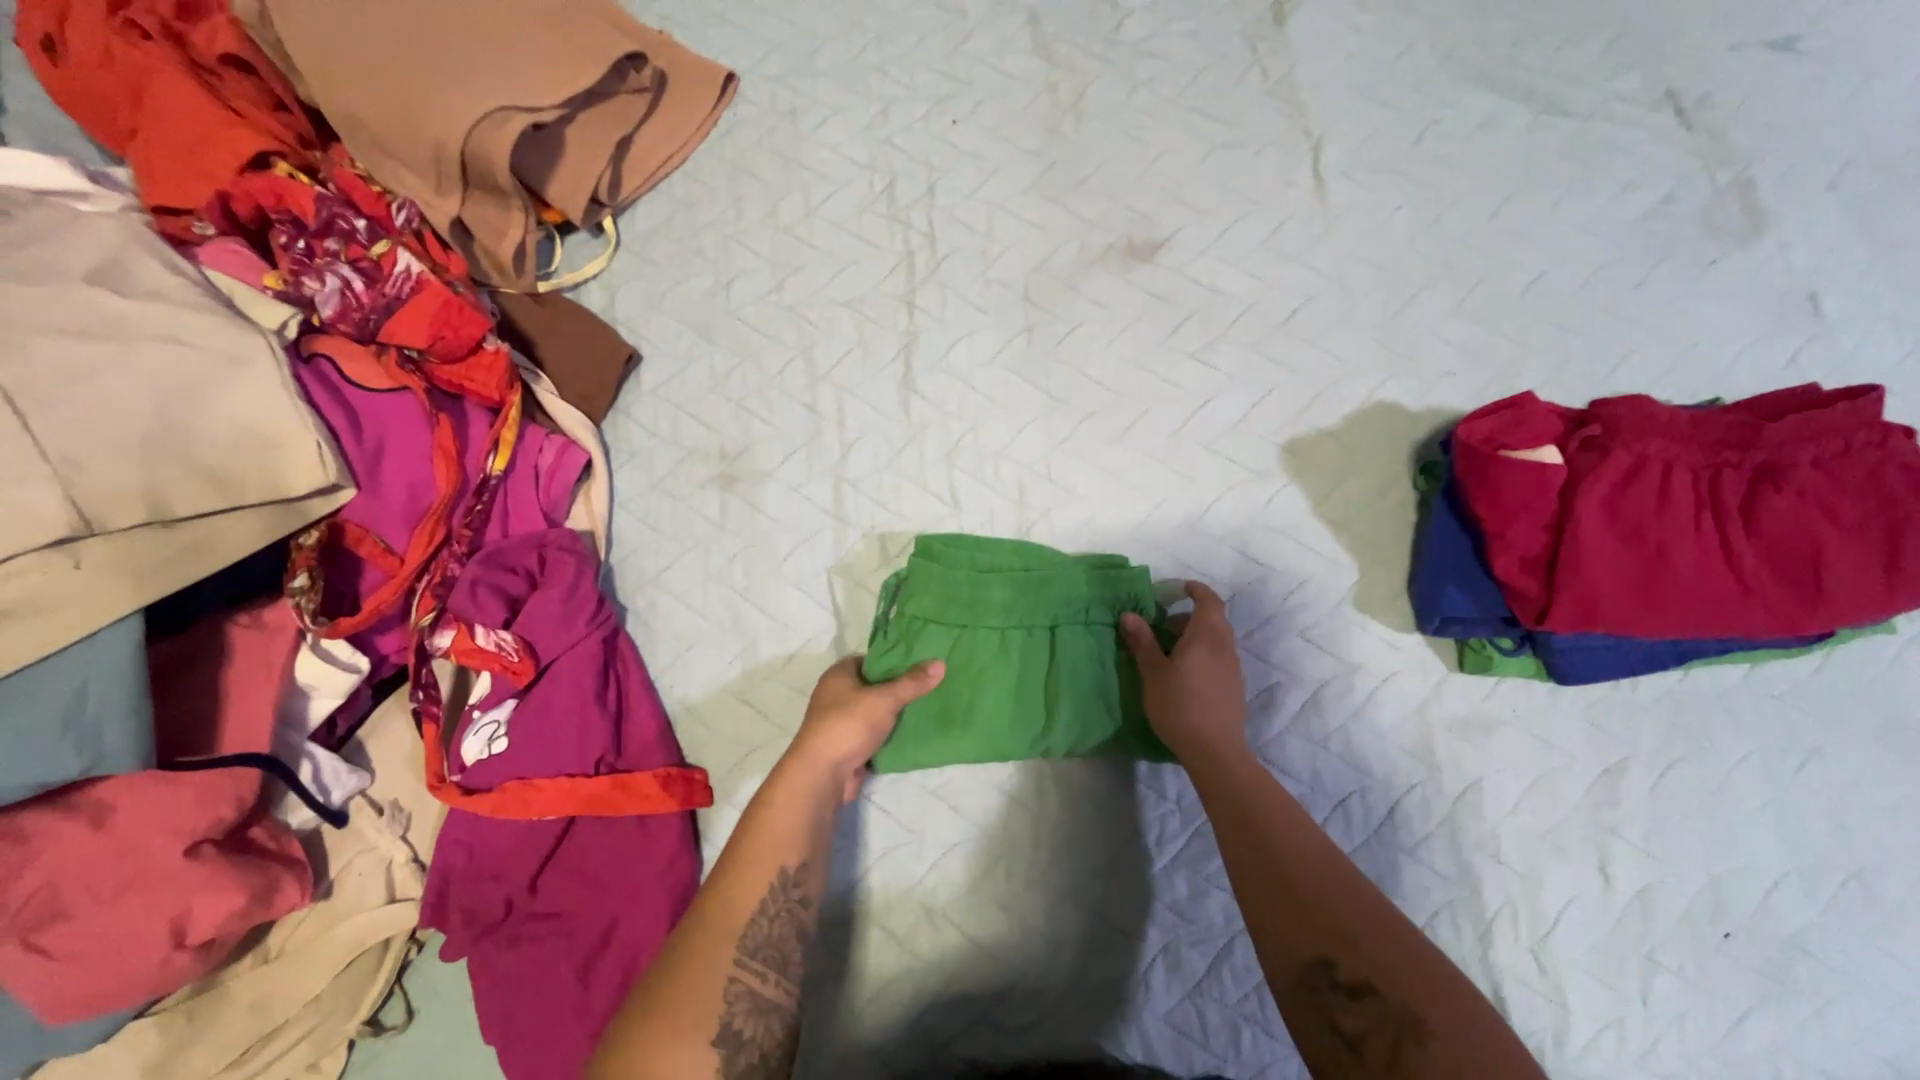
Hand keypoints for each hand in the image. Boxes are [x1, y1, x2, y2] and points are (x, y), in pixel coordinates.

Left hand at [786, 656, 945, 802]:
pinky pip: (874, 735)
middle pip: (874, 686)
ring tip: (928, 706)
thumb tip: (940, 663)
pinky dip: (890, 735)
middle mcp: (837, 695)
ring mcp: (842, 722)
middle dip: (899, 688)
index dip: (894, 661)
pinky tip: (915, 732)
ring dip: (896, 714)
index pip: (870, 660)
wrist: (823, 774)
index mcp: (839, 675)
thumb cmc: (849, 725)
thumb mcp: (885, 699)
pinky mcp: (849, 745)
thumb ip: (912, 683)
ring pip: (876, 712)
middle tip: (930, 686)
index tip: (921, 664)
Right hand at [1120, 581, 1248, 764]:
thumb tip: (1129, 615)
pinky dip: (1203, 654)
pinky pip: (1219, 658)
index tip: (1180, 588)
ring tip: (1169, 652)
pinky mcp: (1234, 687)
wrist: (1215, 750)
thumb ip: (1143, 642)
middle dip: (1190, 616)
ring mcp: (1233, 668)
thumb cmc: (1180, 706)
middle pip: (1213, 620)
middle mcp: (1225, 646)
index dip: (1196, 590)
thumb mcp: (1153, 673)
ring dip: (1196, 637)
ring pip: (1217, 640)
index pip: (1209, 601)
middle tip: (1163, 626)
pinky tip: (1184, 675)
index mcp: (1206, 636)